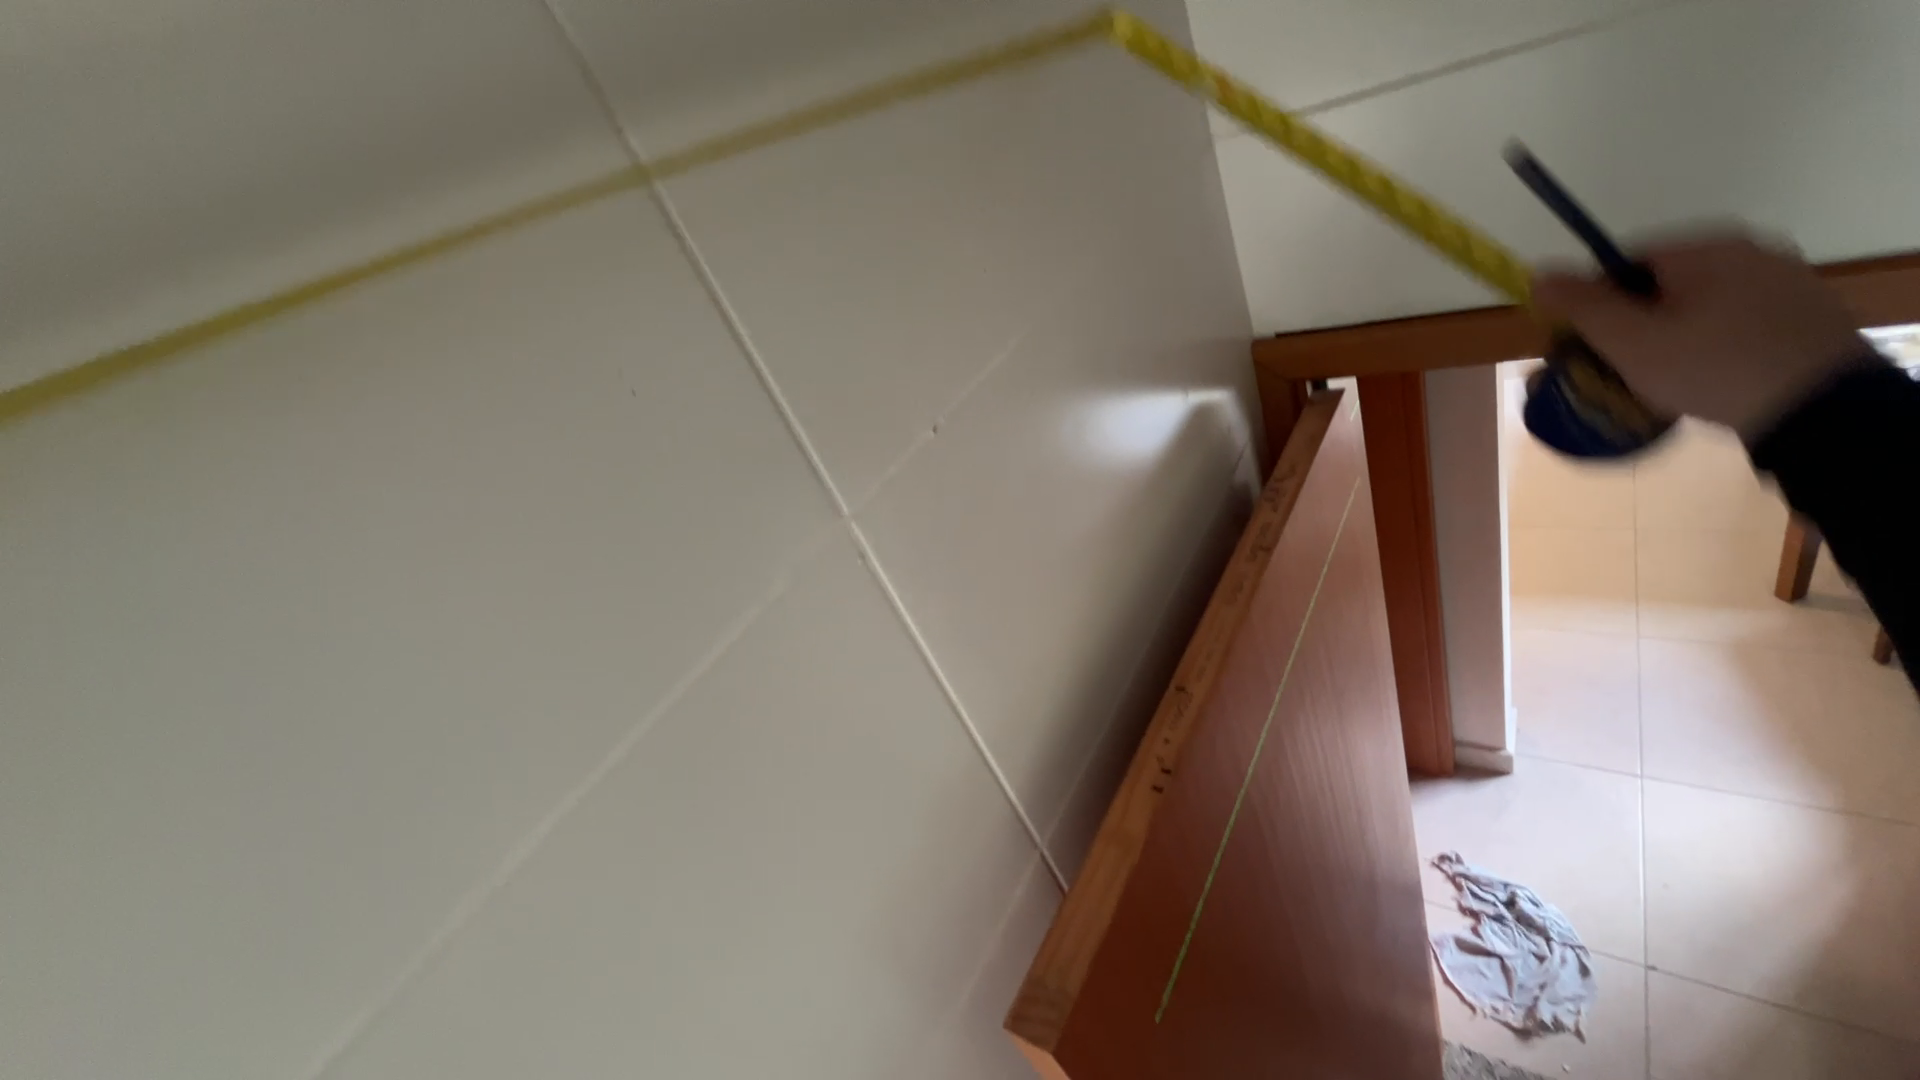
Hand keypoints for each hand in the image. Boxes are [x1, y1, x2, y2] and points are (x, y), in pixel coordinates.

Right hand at [1531, 231, 1878, 441]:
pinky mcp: (1802, 314)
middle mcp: (1749, 251)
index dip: (1591, 303)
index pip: (1622, 262)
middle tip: (1608, 365)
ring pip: (1694, 303)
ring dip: (1662, 334)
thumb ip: (1581, 305)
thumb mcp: (1629, 341)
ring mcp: (1783, 281)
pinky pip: (1731, 319)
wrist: (1816, 407)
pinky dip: (1703, 342)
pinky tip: (1697, 375)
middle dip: (1624, 322)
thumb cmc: (1709, 367)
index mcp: (1705, 249)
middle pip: (1658, 284)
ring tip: (1650, 377)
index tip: (1577, 342)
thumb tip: (1538, 273)